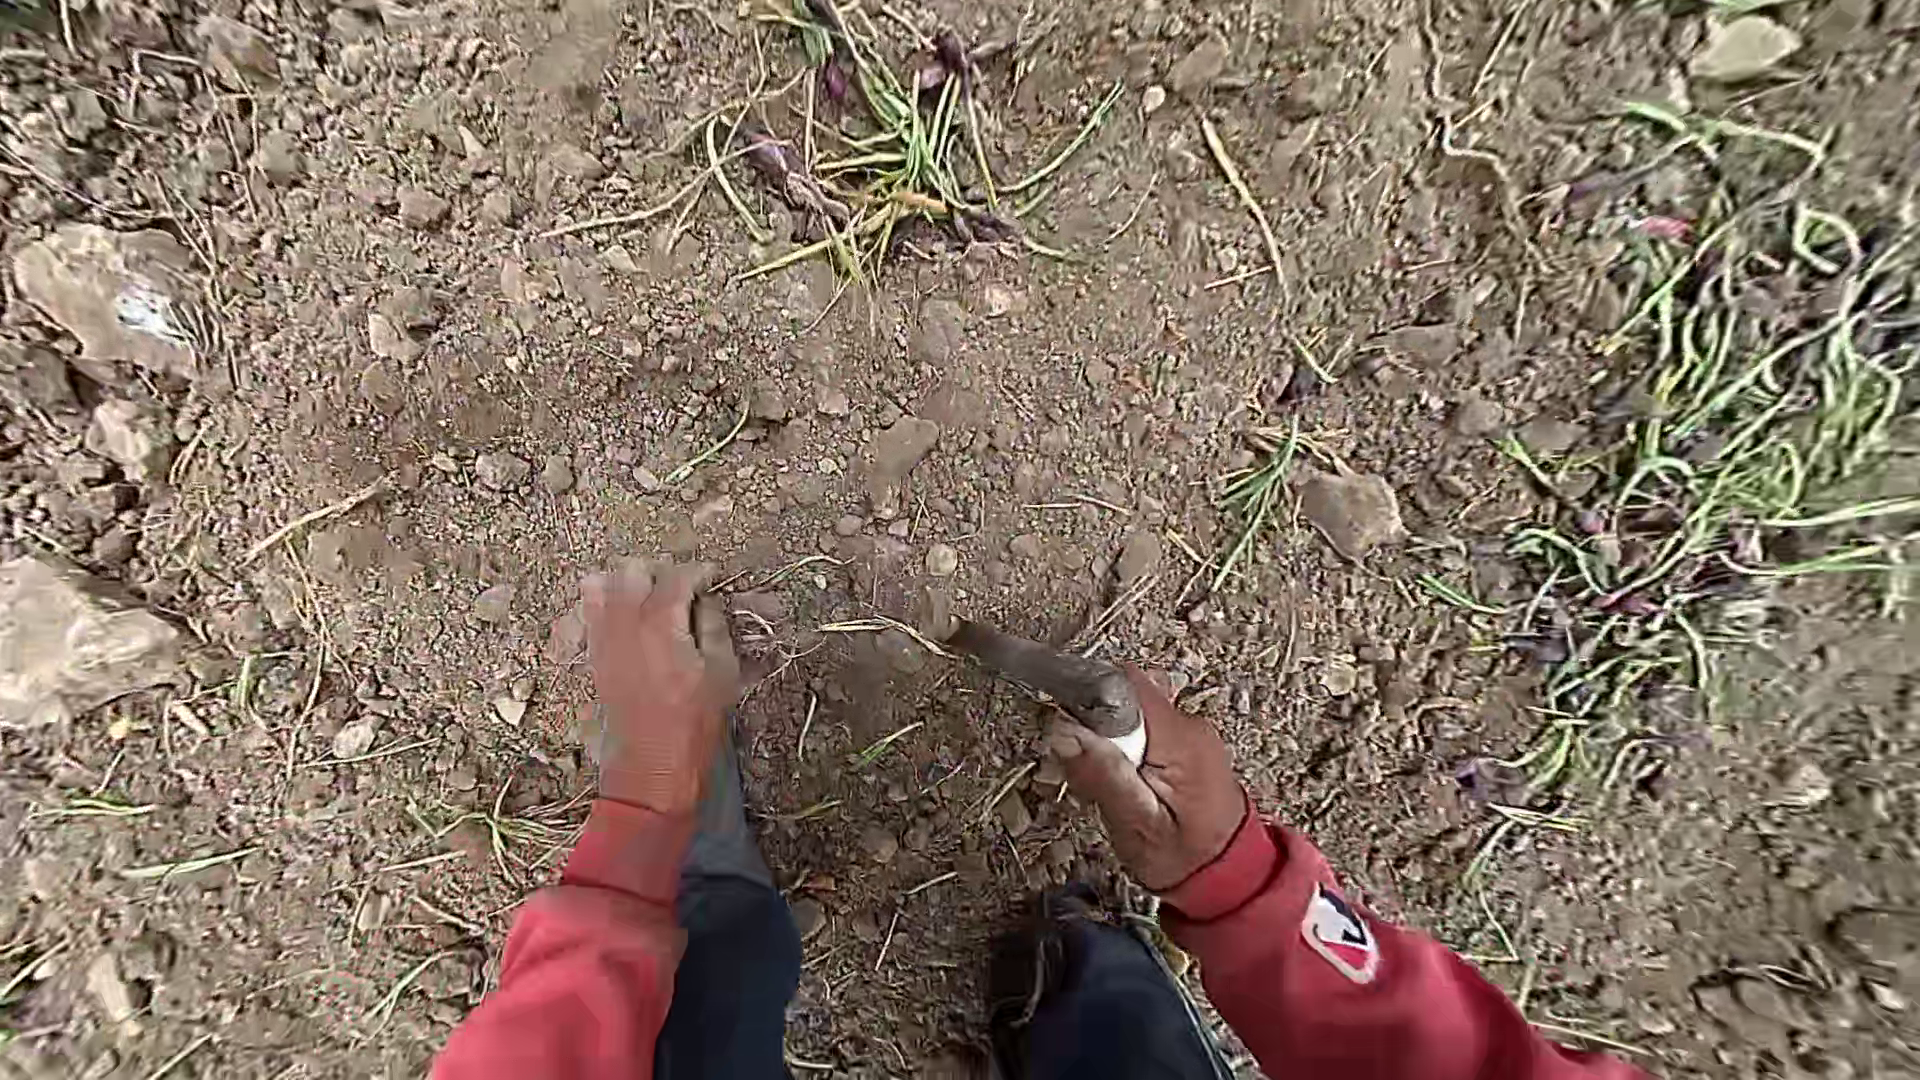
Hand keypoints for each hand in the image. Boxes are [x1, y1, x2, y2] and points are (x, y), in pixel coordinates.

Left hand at [581, 560, 739, 815]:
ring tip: (652, 597)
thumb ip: (714, 624)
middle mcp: (624, 624)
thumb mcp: (724, 668)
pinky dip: (603, 604)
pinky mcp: (593, 657)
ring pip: (601, 586)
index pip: (678, 577)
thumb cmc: (697, 718)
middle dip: (661, 570)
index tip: (714, 576)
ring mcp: (602, 639)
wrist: (655, 761)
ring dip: (628, 583)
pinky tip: (626, 615)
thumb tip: (705, 601)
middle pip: (632, 570)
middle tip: (684, 586)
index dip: (700, 571)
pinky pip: (587, 615)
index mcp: (661, 624)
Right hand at [1046, 667, 1246, 891]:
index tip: (1073, 731)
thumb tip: (1064, 733)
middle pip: (1124, 695)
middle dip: (1096, 724)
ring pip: (1130, 709)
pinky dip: (1125, 743)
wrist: (1231, 881)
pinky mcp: (1185, 739)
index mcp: (1180, 739)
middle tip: (1092, 770)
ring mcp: (1190, 730)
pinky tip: (1127, 777)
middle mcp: (1189, 724)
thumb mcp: (1137, 825)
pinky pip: (1143, 724)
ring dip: (1108, 736)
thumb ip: (1103, 775)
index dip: (1090, 698)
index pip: (1126, 685)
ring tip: (1112, 780)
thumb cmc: (1185, 859)